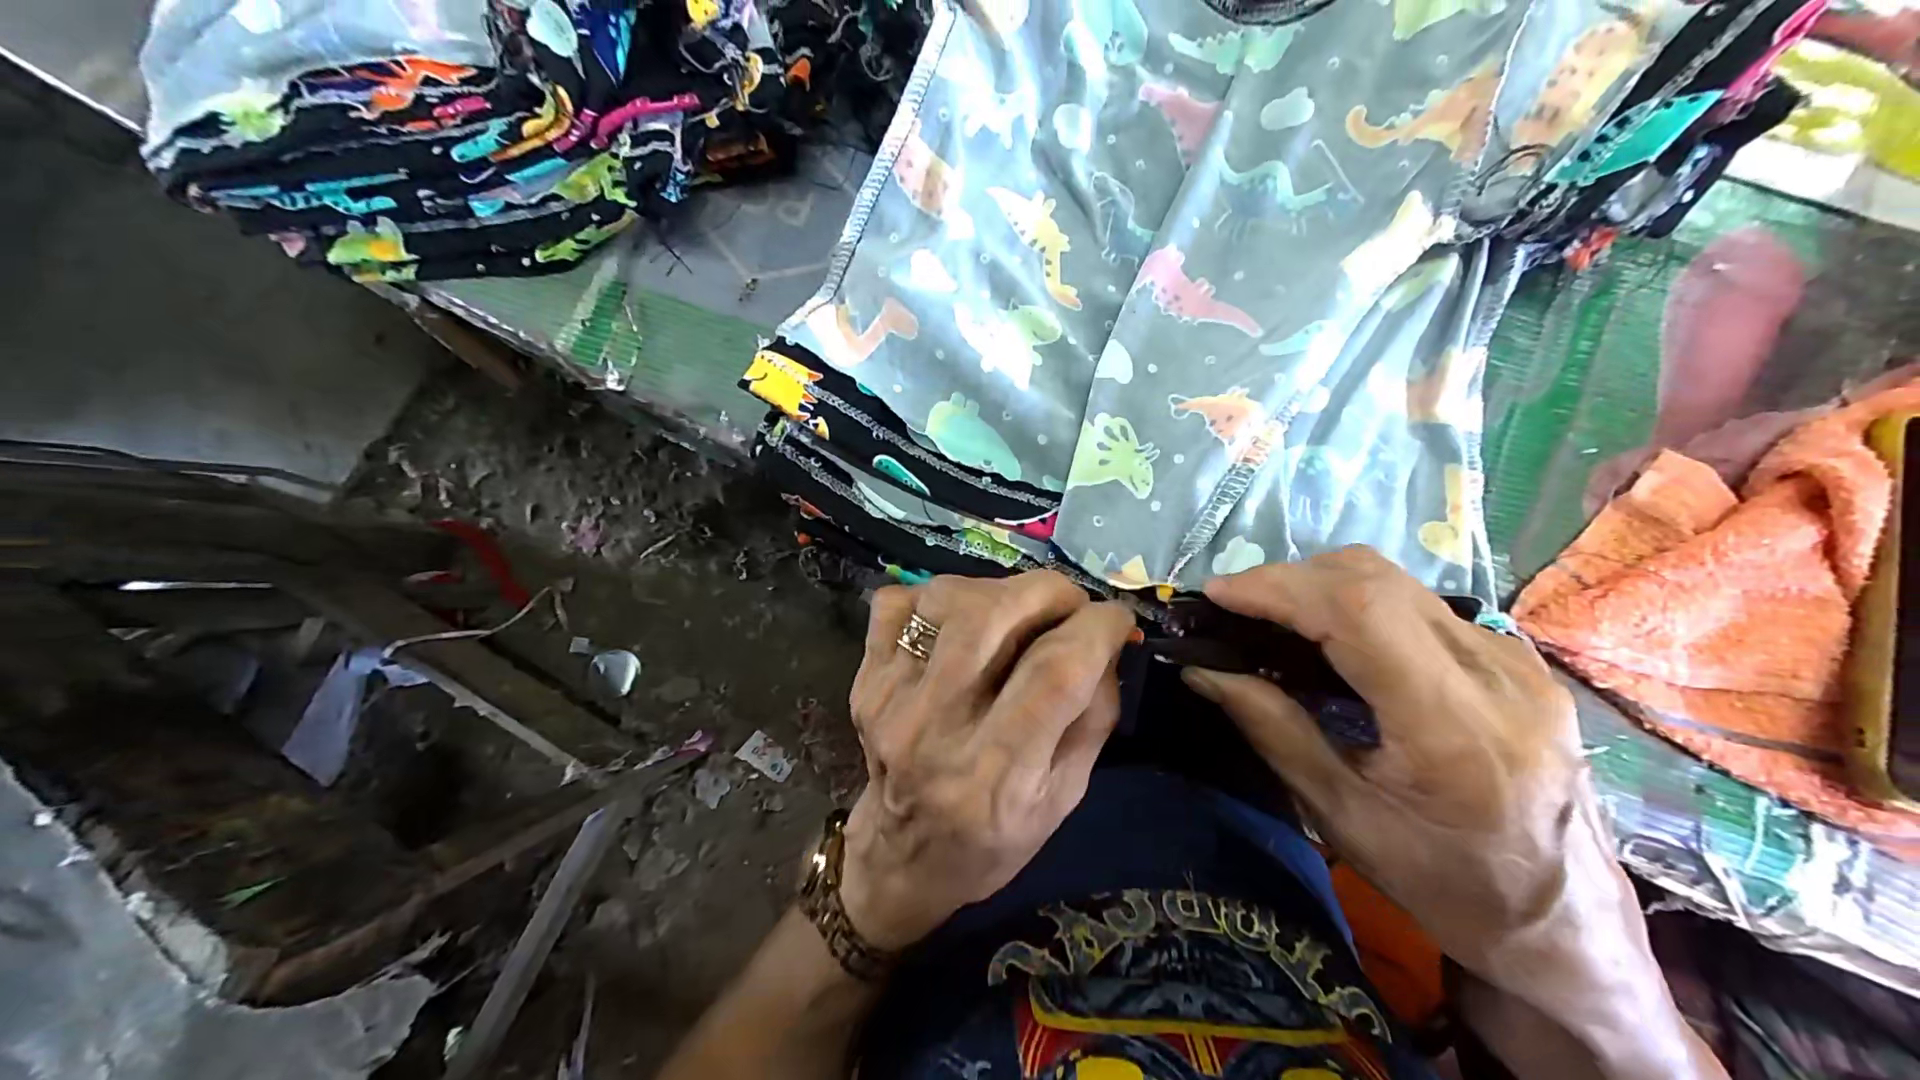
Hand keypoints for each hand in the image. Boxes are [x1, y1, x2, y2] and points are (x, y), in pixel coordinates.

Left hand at [838, 571, 1135, 949]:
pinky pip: (896, 602)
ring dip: (997, 590)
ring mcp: (890, 699)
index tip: (1116, 619)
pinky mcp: (865, 679)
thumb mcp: (1066, 795)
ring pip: (946, 599)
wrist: (902, 857)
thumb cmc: (996, 838)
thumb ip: (1094, 714)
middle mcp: (935, 729)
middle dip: (1050, 592)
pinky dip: (935, 598)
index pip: (1054, 672)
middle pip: (993, 616)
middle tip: (1070, 604)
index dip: (1098, 628)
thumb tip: (1109, 639)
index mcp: (996, 776)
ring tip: (1019, 612)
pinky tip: (959, 624)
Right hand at [1184, 549, 1725, 1079]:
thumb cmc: (1443, 881)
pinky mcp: (1513, 658)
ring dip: (1319, 583)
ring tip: (1269, 614)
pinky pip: (1416, 602)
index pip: (1361, 613)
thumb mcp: (1341, 816)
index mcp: (1452, 726)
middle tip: (1233, 606)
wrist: (1564, 919)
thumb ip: (1272, 730)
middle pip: (1374, 579)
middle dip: (1288, 578)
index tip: (1217, 595)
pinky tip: (1326, 634)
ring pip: (1395, 580)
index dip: (1281, 588)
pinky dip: (1354, 601)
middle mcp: (1495, 675)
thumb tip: (1202, 670)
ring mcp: (1513, 659)